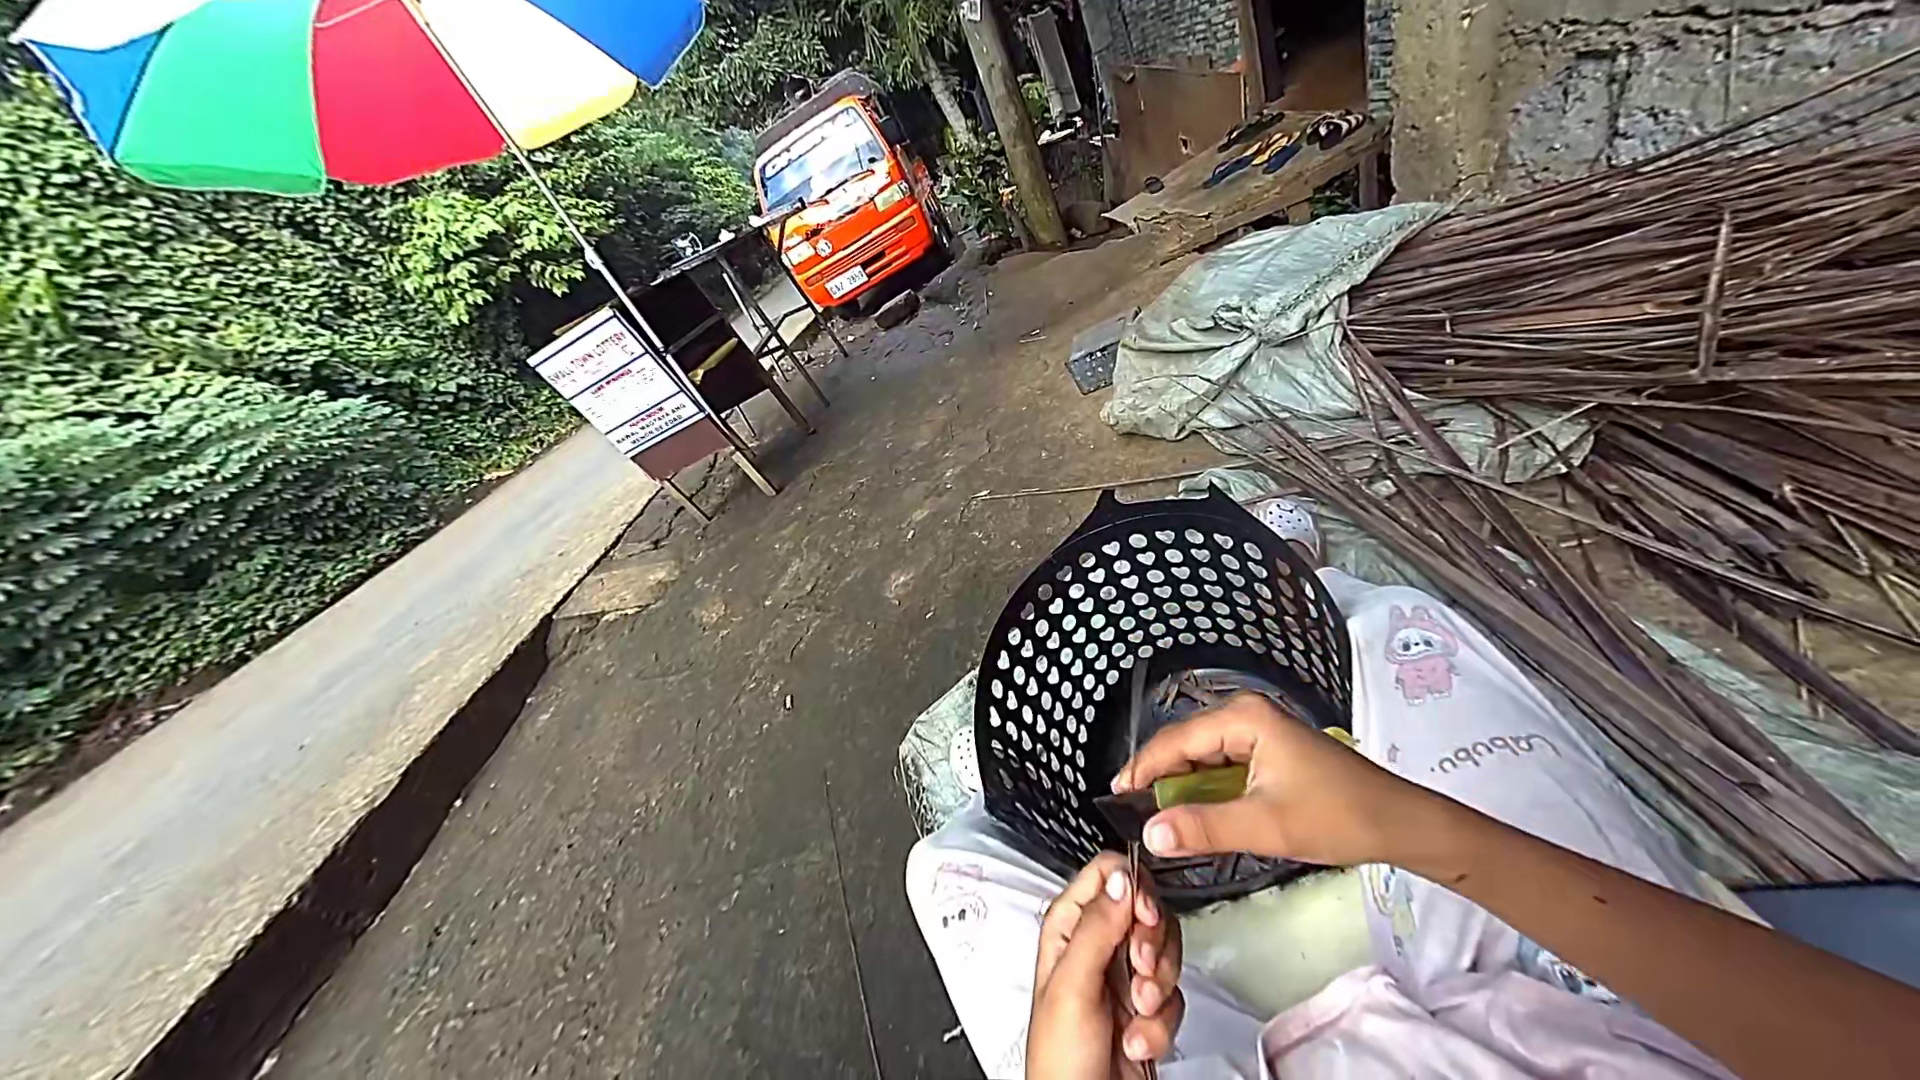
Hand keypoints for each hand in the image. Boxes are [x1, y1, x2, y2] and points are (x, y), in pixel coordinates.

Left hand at [1026, 853, 1184, 1079]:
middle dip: (1152, 943)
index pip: (1107, 873)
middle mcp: (1096, 942)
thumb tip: (1120, 878)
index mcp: (1069, 925)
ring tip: (1138, 1012)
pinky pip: (1173, 995)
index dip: (1133, 886)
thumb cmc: (1058, 1062)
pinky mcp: (1146, 1008)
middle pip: (1145, 908)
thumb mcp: (1072, 984)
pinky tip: (1138, 1039)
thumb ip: (1097, 927)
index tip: (1144, 915)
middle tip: (1140, 970)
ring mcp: (1122, 974)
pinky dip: (1162, 1023)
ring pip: (1164, 950)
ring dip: (1159, 986)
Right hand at [1113, 693, 1430, 866]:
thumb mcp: (1265, 826)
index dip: (1143, 768)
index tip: (1116, 794)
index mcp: (1243, 717)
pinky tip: (1193, 806)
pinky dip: (1203, 785)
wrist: (1400, 822)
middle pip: (1185, 743)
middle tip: (1134, 808)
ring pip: (1201, 753)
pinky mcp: (1264, 745)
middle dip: (1160, 776)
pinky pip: (1219, 762)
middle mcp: (1244, 713)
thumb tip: (1150, 833)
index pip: (1176, 740)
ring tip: (1157, 811)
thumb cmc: (1337, 816)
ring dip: (1181, 782)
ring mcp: (1256, 727)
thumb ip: (1203, 828)